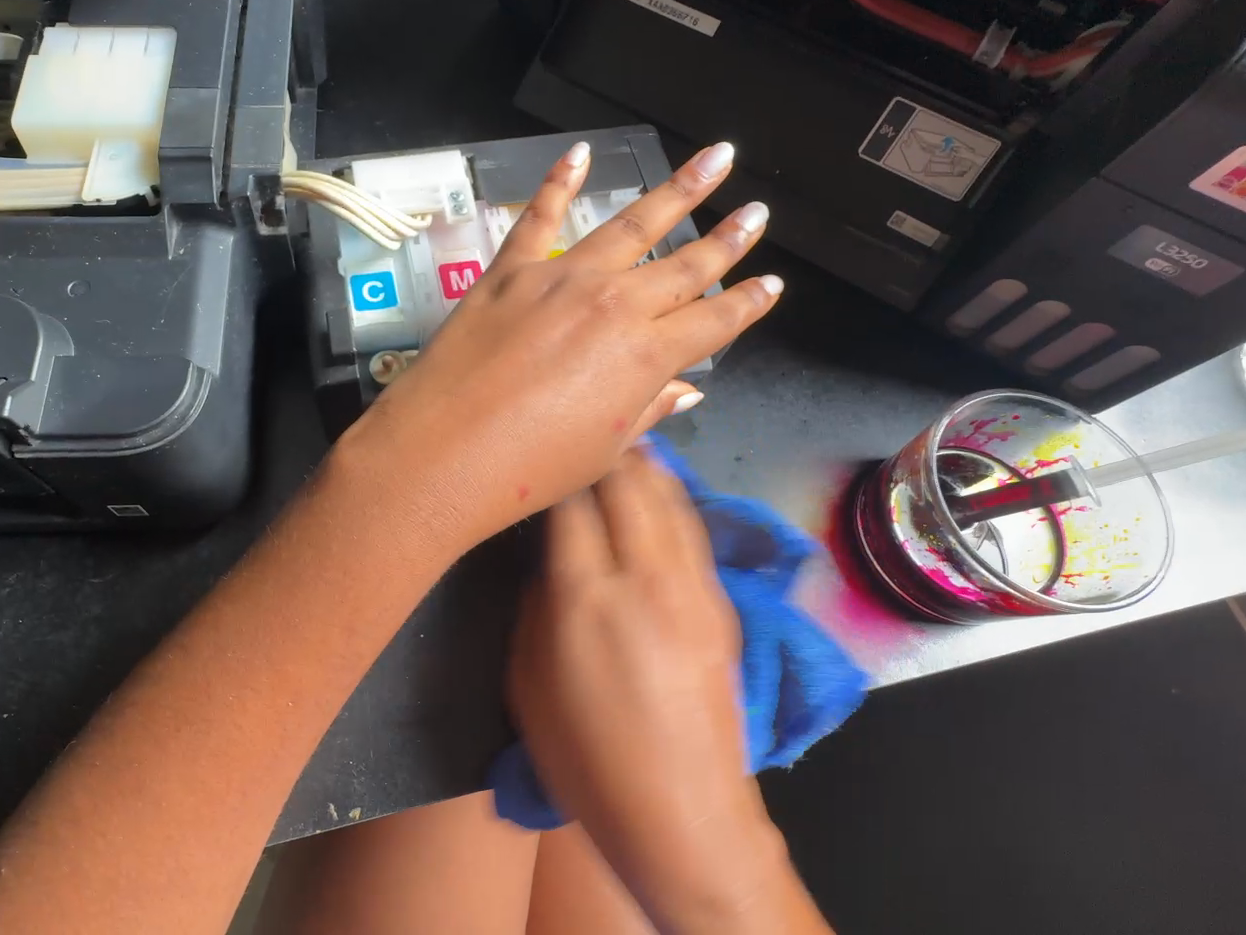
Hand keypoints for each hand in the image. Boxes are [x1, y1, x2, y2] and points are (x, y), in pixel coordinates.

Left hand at [335, 141, 778, 553]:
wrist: (443, 453)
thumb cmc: (529, 469)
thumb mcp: (603, 449)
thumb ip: (648, 410)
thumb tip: (686, 392)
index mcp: (647, 356)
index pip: (714, 322)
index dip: (747, 304)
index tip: (772, 284)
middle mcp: (615, 305)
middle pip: (685, 265)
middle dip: (728, 239)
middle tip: (758, 211)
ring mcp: (561, 279)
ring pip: (631, 224)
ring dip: (678, 189)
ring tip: (715, 158)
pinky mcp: (510, 270)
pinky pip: (540, 216)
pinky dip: (559, 181)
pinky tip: (581, 153)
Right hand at [508, 448, 792, 932]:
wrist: (684, 817)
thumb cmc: (586, 760)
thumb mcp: (526, 680)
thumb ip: (534, 602)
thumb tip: (546, 553)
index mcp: (584, 598)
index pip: (568, 500)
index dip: (552, 467)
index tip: (533, 449)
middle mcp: (644, 577)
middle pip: (625, 481)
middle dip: (599, 446)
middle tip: (573, 427)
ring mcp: (692, 586)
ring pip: (666, 494)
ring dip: (639, 459)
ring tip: (615, 437)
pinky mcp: (719, 602)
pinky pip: (689, 525)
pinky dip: (666, 493)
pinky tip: (652, 485)